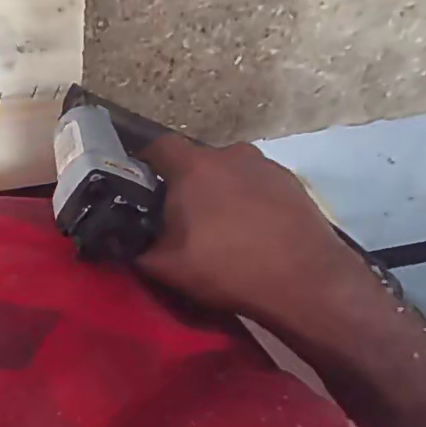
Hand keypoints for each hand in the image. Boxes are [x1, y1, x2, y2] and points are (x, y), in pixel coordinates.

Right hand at [135, 137, 379, 323]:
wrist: (304, 279)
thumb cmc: (227, 268)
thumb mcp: (167, 267)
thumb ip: (136, 247)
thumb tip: (121, 239)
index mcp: (194, 167)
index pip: (159, 147)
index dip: (146, 164)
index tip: (143, 186)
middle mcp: (230, 154)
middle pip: (197, 161)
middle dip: (187, 184)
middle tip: (185, 217)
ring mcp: (265, 166)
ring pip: (230, 173)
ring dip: (222, 191)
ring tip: (224, 227)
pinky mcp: (291, 182)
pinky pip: (258, 185)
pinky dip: (251, 200)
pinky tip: (256, 230)